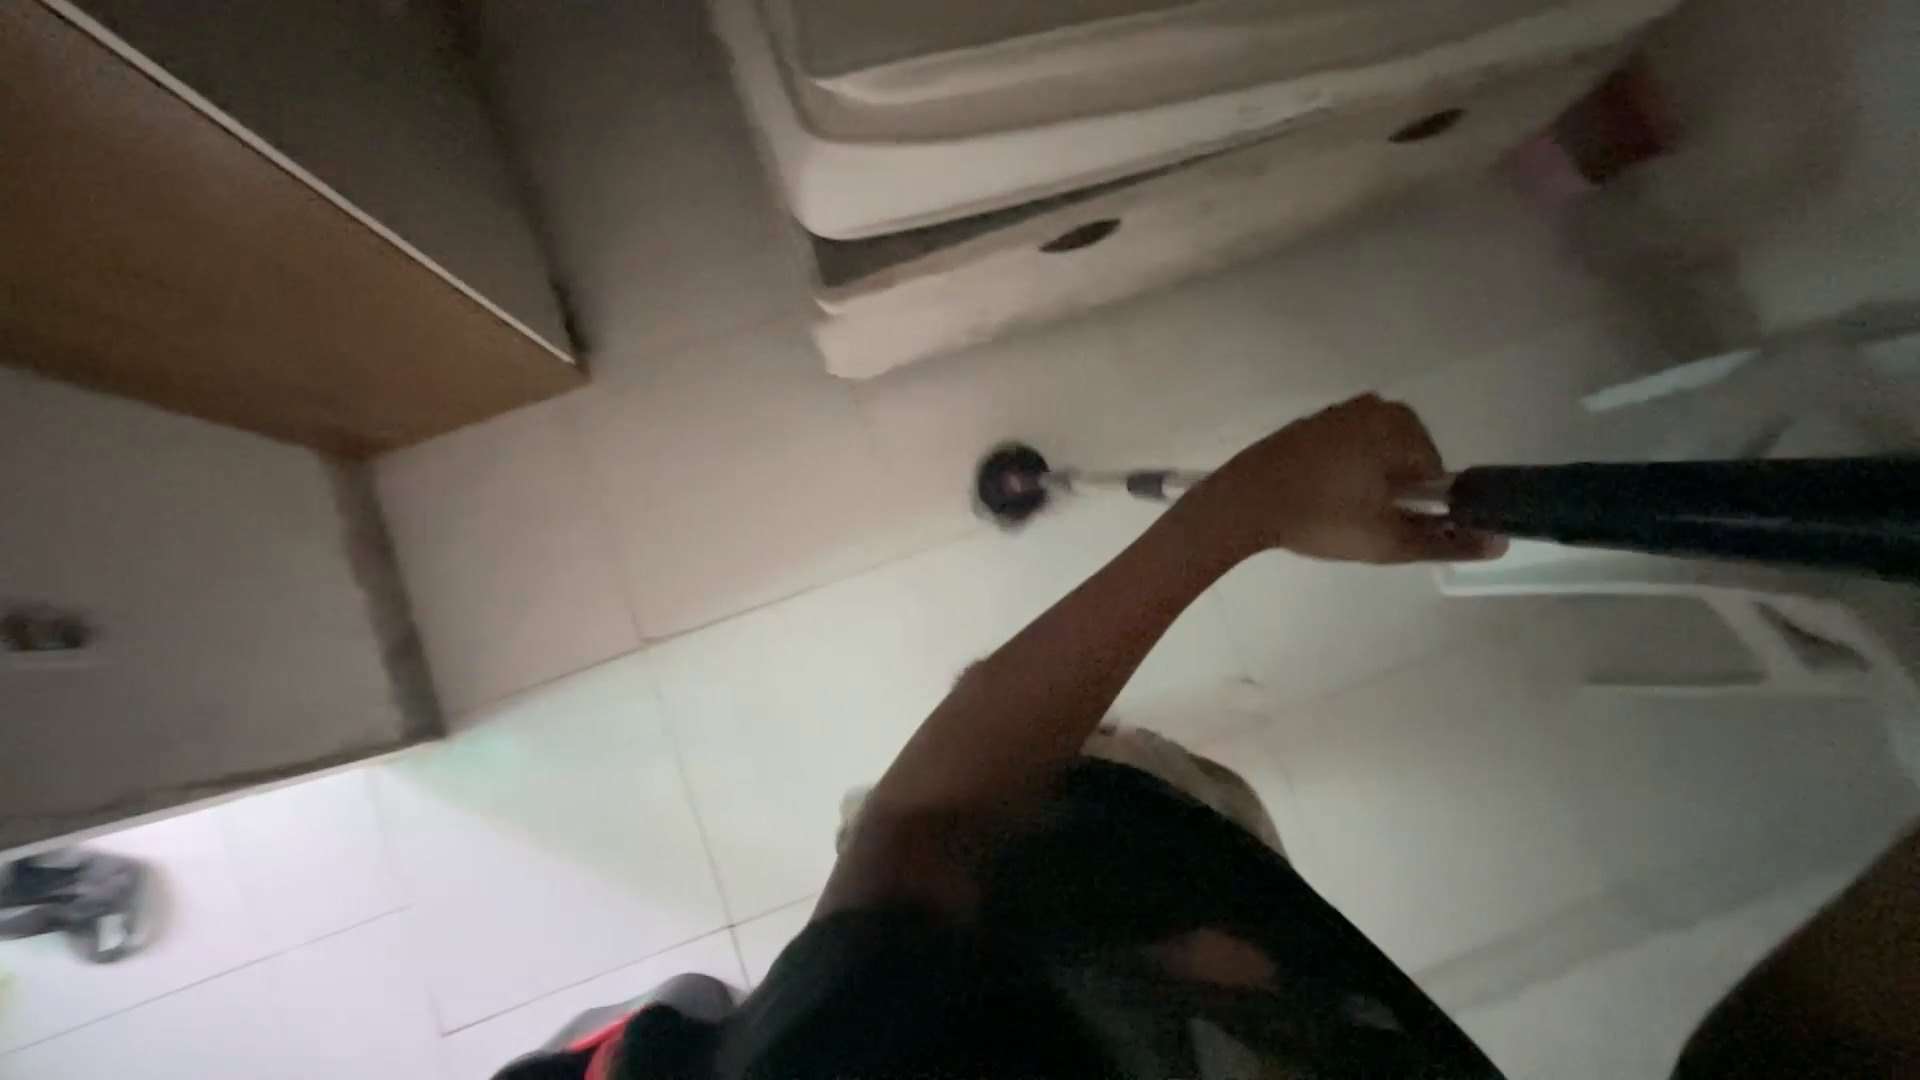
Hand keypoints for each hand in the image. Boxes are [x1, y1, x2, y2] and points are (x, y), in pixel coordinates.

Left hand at [1187, 393, 1506, 563]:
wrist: (1241, 503)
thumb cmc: (1320, 517)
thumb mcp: (1388, 540)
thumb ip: (1446, 542)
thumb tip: (1499, 543)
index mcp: (1401, 425)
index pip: (1434, 473)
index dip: (1413, 507)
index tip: (1381, 524)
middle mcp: (1372, 407)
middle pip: (1402, 462)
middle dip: (1386, 493)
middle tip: (1354, 521)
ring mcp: (1333, 413)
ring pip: (1369, 458)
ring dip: (1360, 485)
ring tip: (1330, 511)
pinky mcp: (1303, 426)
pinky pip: (1337, 453)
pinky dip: (1334, 474)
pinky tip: (1312, 496)